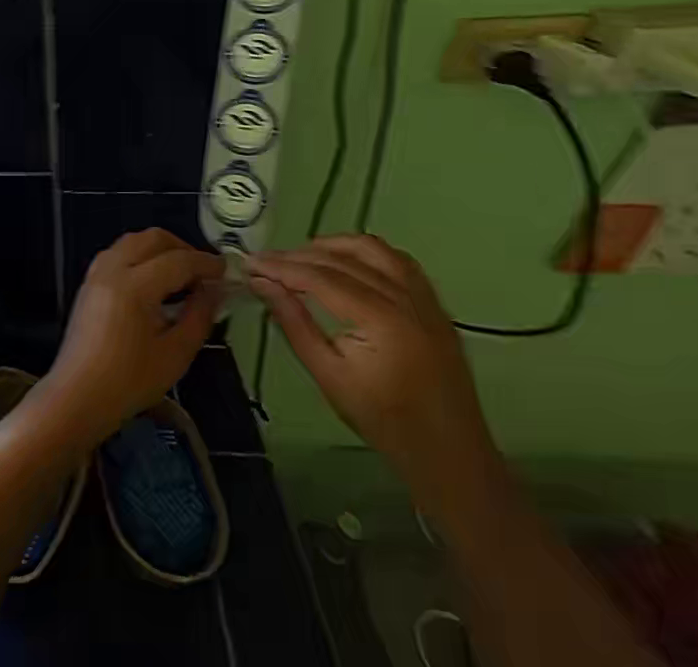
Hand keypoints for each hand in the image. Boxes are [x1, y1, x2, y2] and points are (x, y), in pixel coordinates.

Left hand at [36, 229, 223, 446]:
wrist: (77, 398)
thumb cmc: (129, 382)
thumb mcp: (176, 354)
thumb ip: (199, 316)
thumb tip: (214, 290)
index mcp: (134, 286)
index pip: (177, 260)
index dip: (205, 263)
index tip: (225, 272)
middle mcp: (111, 271)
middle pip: (150, 238)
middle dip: (181, 248)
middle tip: (202, 271)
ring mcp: (95, 276)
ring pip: (130, 242)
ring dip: (157, 250)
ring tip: (180, 276)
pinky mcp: (87, 286)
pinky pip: (115, 255)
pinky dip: (138, 258)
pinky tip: (153, 283)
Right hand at [246, 235, 498, 495]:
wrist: (447, 450)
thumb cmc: (382, 419)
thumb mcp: (327, 374)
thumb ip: (293, 323)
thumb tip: (262, 285)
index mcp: (382, 320)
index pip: (321, 277)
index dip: (281, 267)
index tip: (249, 263)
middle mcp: (407, 298)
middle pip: (344, 259)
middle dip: (299, 255)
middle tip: (265, 262)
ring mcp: (426, 298)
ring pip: (375, 250)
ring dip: (334, 246)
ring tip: (301, 256)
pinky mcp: (434, 304)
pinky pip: (398, 261)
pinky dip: (366, 254)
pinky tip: (345, 263)